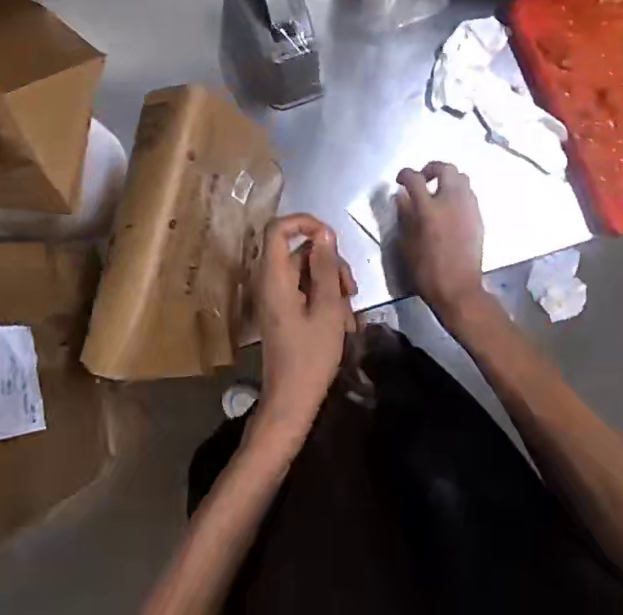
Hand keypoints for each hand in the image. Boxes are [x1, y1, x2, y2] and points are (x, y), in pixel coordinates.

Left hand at [251, 214, 354, 439]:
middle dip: (330, 263)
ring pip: (307, 270)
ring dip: (332, 284)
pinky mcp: (284, 309)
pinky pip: (305, 289)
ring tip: (349, 315)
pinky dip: (325, 298)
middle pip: (300, 250)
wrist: (292, 400)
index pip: (279, 228)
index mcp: (274, 276)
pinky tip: (342, 322)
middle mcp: (270, 280)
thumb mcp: (328, 308)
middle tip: (352, 290)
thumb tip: (324, 232)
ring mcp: (276, 295)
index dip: (304, 222)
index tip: (331, 237)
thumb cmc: (311, 355)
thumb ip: (326, 267)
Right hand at [395, 162, 487, 321]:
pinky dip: (459, 193)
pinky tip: (450, 208)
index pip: (414, 178)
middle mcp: (451, 201)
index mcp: (428, 208)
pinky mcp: (478, 218)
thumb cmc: (426, 269)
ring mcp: (468, 208)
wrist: (458, 289)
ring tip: (438, 192)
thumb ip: (404, 215)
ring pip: (462, 178)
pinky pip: (469, 195)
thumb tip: (403, 197)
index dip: (405, 174)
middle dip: (431, 168)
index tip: (400, 180)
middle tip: (423, 180)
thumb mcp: (406, 243)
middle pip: (445, 168)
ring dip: (448, 179)